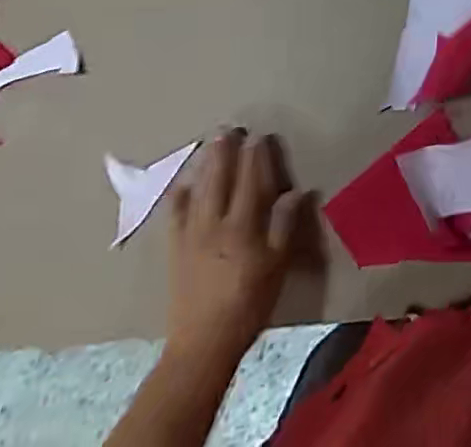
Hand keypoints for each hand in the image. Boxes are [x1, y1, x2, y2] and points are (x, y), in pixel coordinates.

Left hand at [164, 129, 308, 357]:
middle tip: (228, 128)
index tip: (259, 136)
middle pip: (221, 178)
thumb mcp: (277, 266)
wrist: (203, 342)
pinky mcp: (175, 249)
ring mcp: (191, 234)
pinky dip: (180, 195)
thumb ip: (285, 226)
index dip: (256, 157)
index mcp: (243, 225)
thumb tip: (295, 191)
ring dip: (205, 164)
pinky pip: (176, 214)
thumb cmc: (249, 303)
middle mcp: (215, 222)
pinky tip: (182, 184)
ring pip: (199, 190)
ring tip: (209, 143)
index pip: (252, 181)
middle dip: (226, 152)